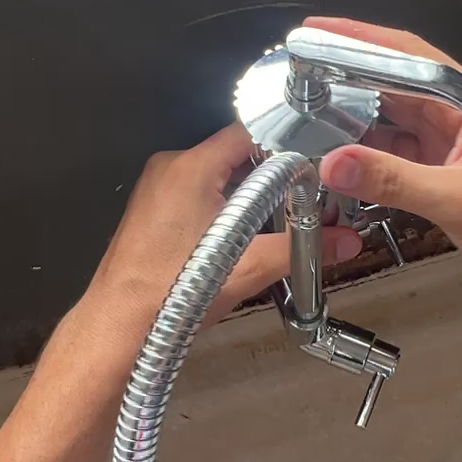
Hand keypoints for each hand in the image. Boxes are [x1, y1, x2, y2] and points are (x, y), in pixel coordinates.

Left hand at [83, 124, 362, 330]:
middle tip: (300, 204)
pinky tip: (238, 242)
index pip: (250, 132)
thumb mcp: (248, 267)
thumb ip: (302, 248)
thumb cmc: (166, 295)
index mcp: (190, 167)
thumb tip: (343, 242)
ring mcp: (159, 191)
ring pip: (219, 179)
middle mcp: (170, 170)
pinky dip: (225, 212)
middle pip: (237, 156)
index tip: (310, 167)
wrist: (118, 328)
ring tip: (271, 228)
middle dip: (272, 179)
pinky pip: (199, 198)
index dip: (286, 146)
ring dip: (248, 199)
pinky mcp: (154, 213)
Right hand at [308, 17, 461, 295]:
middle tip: (300, 75)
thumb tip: (335, 163)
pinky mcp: (440, 164)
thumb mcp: (457, 199)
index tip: (317, 30)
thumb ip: (393, 180)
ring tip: (308, 112)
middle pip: (392, 80)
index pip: (407, 54)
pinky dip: (366, 149)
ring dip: (353, 114)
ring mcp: (448, 137)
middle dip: (346, 75)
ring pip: (390, 114)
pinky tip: (339, 152)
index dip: (359, 38)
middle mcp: (457, 110)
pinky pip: (395, 146)